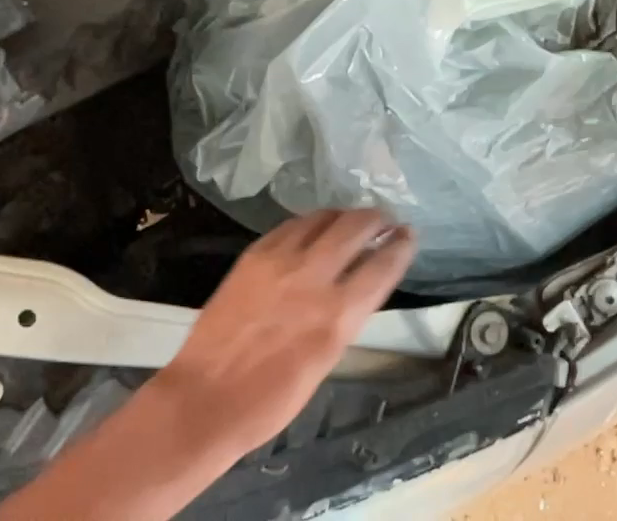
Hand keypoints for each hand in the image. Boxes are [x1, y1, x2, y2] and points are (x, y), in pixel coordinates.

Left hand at [153, 209, 415, 456]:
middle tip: (383, 219)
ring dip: (342, 215)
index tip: (408, 235)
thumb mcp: (325, 362)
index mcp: (338, 315)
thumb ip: (342, 318)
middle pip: (354, 228)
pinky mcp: (253, 255)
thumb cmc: (272, 400)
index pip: (382, 266)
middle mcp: (314, 277)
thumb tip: (353, 290)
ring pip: (321, 219)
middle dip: (375, 220)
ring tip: (350, 219)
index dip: (401, 246)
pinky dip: (308, 223)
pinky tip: (311, 228)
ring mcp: (280, 261)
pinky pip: (289, 226)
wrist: (208, 397)